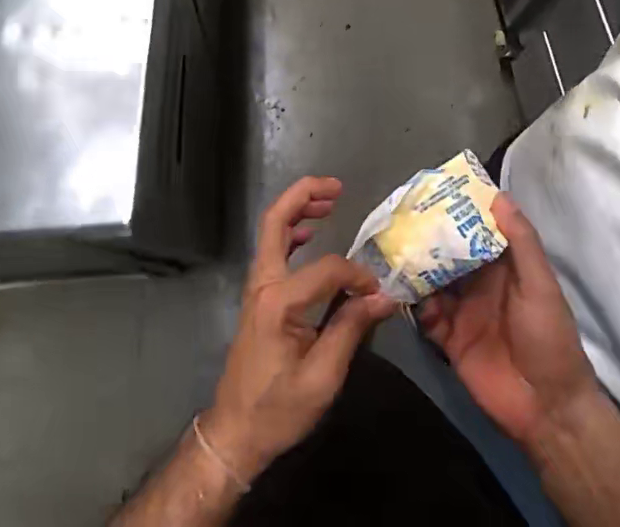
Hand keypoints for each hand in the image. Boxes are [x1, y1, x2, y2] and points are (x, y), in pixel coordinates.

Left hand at [202, 177, 395, 479]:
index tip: (376, 295)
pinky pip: (272, 249)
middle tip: (337, 188)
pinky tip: (310, 233)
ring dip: (298, 207)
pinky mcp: (259, 295)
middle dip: (304, 196)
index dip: (357, 277)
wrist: (235, 432)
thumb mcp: (323, 376)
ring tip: (329, 199)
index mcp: (278, 302)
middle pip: (276, 221)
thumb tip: (383, 296)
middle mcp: (263, 284)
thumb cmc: (278, 408)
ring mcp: (256, 287)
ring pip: (272, 230)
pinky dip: (291, 231)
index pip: (327, 269)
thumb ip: (351, 328)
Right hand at [417, 193, 601, 446]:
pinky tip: (400, 292)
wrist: (546, 408)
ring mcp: (462, 310)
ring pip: (432, 281)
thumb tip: (498, 195)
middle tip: (399, 220)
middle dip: (427, 238)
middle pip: (448, 254)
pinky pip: (424, 315)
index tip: (431, 192)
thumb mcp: (540, 284)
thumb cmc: (549, 337)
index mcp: (503, 267)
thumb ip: (521, 241)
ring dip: (415, 268)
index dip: (456, 212)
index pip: (476, 230)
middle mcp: (479, 283)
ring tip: (391, 251)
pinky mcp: (448, 338)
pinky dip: (413, 304)